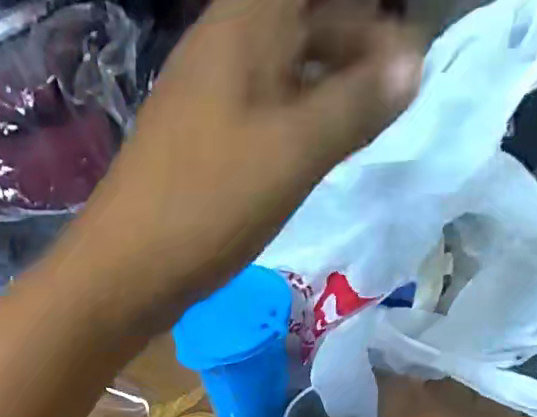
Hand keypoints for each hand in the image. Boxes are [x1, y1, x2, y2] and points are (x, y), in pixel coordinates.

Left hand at [55, 0, 423, 329]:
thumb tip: (414, 61)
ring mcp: (202, 95)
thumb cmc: (208, 203)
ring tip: (366, 121)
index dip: (359, 16)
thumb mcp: (296, 151)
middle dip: (356, 39)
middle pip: (302, 16)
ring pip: (280, 66)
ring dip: (327, 82)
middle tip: (398, 84)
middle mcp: (220, 45)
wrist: (122, 272)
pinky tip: (312, 152)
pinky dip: (293, 117)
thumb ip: (358, 102)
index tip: (395, 47)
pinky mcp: (194, 142)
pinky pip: (257, 108)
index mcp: (246, 22)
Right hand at [329, 375, 536, 416]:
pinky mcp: (504, 413)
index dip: (372, 375)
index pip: (382, 376)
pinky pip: (481, 401)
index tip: (365, 381)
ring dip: (439, 393)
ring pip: (450, 385)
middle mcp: (438, 395)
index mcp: (404, 409)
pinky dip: (471, 408)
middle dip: (405, 385)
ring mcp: (475, 400)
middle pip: (417, 377)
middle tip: (395, 400)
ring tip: (431, 409)